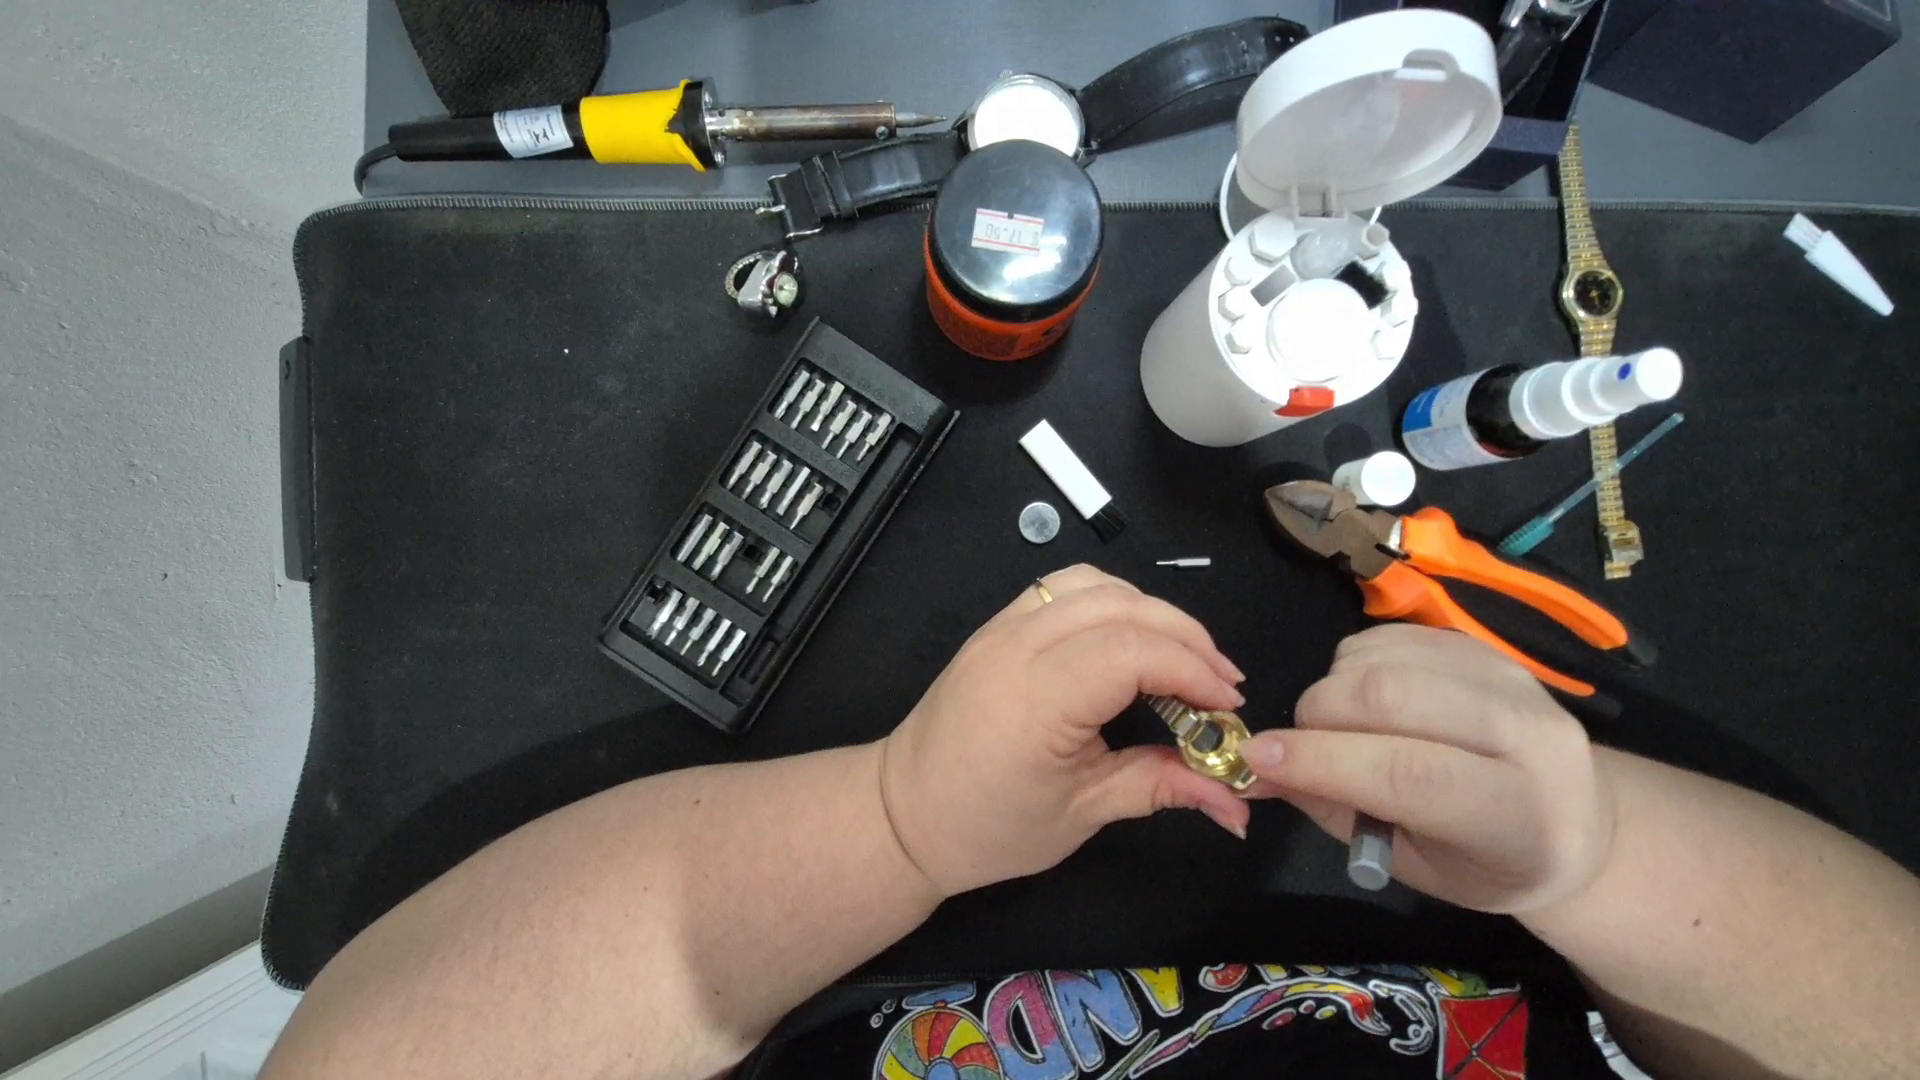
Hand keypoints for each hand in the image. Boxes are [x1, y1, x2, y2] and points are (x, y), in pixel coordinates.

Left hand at [880, 565, 1249, 896]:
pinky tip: (1128, 635)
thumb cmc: (988, 827)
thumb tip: (1237, 800)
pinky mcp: (995, 625)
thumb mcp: (1081, 814)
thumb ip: (1160, 786)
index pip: (1132, 653)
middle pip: (1121, 607)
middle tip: (1220, 683)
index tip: (1227, 706)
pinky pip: (1060, 587)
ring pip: (1092, 584)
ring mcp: (1000, 628)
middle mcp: (1016, 647)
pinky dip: (1108, 599)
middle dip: (1184, 638)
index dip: (1192, 670)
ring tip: (1180, 656)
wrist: (904, 812)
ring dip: (1148, 610)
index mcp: (1037, 700)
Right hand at [1243, 625, 1616, 913]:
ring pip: (1382, 659)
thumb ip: (1331, 809)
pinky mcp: (1482, 647)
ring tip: (1340, 724)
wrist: (1577, 819)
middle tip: (1299, 743)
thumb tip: (1251, 770)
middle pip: (1390, 696)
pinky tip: (1365, 698)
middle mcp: (1525, 735)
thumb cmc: (1485, 860)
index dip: (1321, 760)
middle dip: (1318, 714)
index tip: (1257, 757)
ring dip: (1332, 688)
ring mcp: (1507, 678)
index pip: (1407, 774)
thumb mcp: (1411, 862)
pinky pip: (1387, 637)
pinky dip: (1350, 665)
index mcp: (1517, 813)